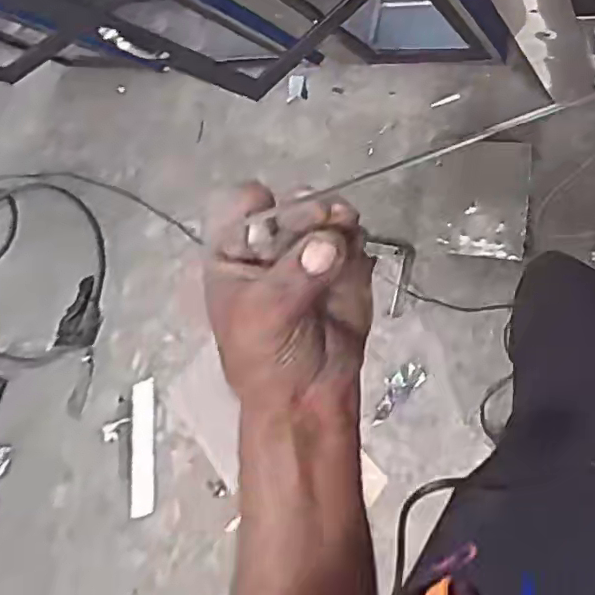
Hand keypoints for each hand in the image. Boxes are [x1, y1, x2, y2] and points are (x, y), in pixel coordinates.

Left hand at [202, 183, 372, 419]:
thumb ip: (295, 275)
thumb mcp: (264, 316)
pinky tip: (356, 258)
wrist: (310, 391)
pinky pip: (356, 234)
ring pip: (330, 213)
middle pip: (295, 203)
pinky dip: (359, 239)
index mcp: (235, 250)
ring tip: (346, 236)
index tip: (286, 219)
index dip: (265, 206)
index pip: (244, 205)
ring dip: (341, 219)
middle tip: (327, 219)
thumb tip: (328, 243)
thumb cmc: (266, 357)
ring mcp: (313, 248)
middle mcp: (274, 242)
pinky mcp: (348, 258)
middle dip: (311, 209)